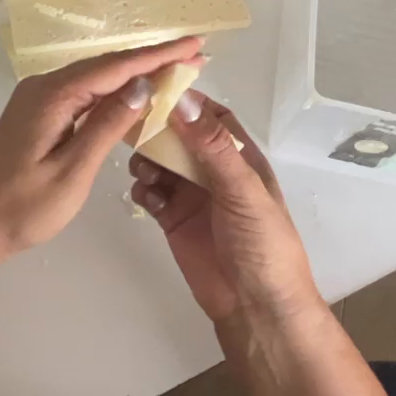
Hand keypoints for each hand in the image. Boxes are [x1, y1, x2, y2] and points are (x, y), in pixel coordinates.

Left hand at [0, 37, 205, 257]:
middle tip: (195, 57)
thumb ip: (108, 125)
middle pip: (104, 67)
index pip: (114, 68)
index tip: (195, 45)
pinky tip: (133, 96)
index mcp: (51, 97)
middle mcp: (42, 88)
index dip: (158, 56)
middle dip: (150, 62)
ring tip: (174, 71)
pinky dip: (111, 93)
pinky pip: (81, 94)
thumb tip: (141, 85)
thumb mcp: (74, 170)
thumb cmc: (26, 207)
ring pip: (93, 79)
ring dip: (132, 76)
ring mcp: (36, 100)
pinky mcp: (36, 115)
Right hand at [129, 93, 321, 325]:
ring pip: (161, 165)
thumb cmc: (263, 245)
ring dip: (147, 161)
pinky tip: (144, 198)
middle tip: (132, 127)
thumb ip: (212, 148)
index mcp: (240, 160)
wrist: (254, 306)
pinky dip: (143, 191)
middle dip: (158, 131)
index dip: (187, 102)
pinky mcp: (173, 220)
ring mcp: (192, 197)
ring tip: (142, 171)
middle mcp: (214, 173)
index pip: (212, 118)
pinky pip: (151, 195)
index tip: (156, 89)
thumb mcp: (243, 191)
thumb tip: (183, 102)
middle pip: (179, 138)